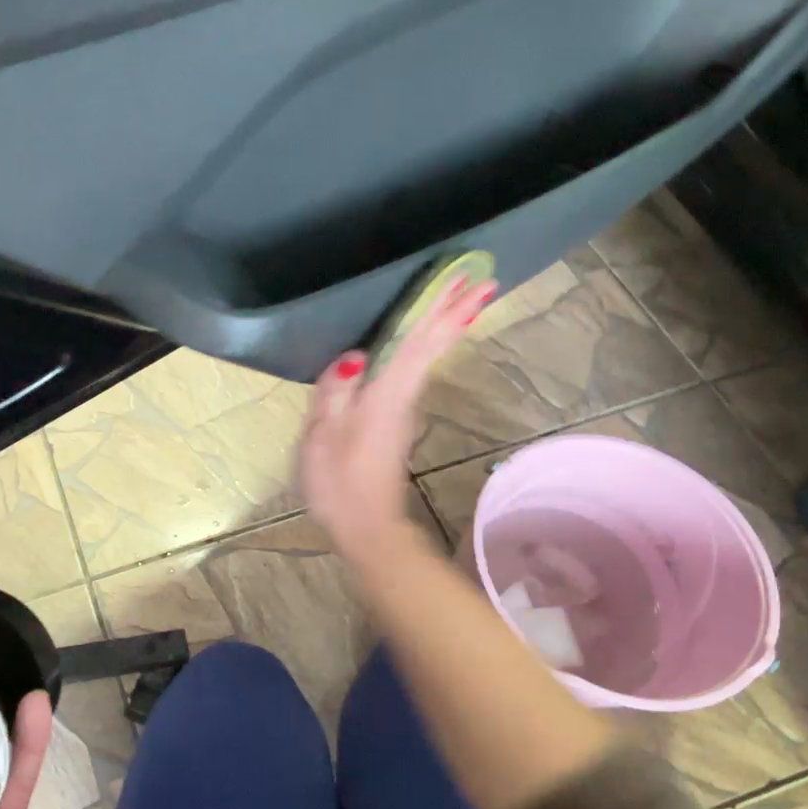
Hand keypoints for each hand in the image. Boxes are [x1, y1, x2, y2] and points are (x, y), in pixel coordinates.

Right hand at [298, 275, 494, 556]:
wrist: (366, 529)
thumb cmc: (340, 484)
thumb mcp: (323, 436)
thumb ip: (336, 391)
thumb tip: (355, 355)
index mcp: (387, 395)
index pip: (419, 343)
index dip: (442, 310)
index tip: (471, 278)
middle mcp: (403, 397)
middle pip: (433, 347)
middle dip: (456, 312)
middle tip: (484, 278)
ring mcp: (402, 412)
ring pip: (428, 358)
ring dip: (445, 327)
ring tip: (459, 298)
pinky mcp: (395, 424)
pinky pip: (415, 373)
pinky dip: (426, 349)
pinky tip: (423, 342)